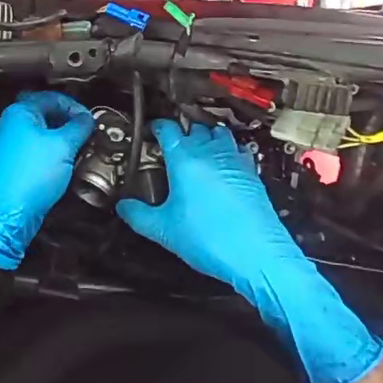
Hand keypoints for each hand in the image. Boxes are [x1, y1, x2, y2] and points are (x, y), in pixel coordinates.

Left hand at [0, 91, 95, 269]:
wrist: (7, 212)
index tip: (91, 122)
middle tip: (89, 135)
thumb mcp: (63, 146)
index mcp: (21, 112)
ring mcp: (12, 144)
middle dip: (71, 123)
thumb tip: (88, 118)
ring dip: (65, 140)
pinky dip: (55, 153)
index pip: (53, 97)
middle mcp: (13, 123)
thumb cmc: (34, 174)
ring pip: (45, 133)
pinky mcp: (16, 163)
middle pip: (49, 114)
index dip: (75, 107)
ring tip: (82, 150)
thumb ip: (79, 127)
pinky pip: (40, 149)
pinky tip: (68, 163)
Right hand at [116, 122, 382, 382]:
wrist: (258, 255)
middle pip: (195, 127)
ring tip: (195, 150)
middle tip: (170, 144)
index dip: (156, 126)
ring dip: (206, 137)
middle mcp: (211, 152)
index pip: (168, 128)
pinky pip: (236, 150)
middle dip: (181, 132)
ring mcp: (235, 161)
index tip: (151, 131)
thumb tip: (124, 207)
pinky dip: (225, 152)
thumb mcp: (163, 230)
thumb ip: (138, 215)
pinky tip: (220, 168)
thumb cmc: (212, 239)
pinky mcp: (251, 174)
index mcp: (186, 159)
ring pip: (219, 134)